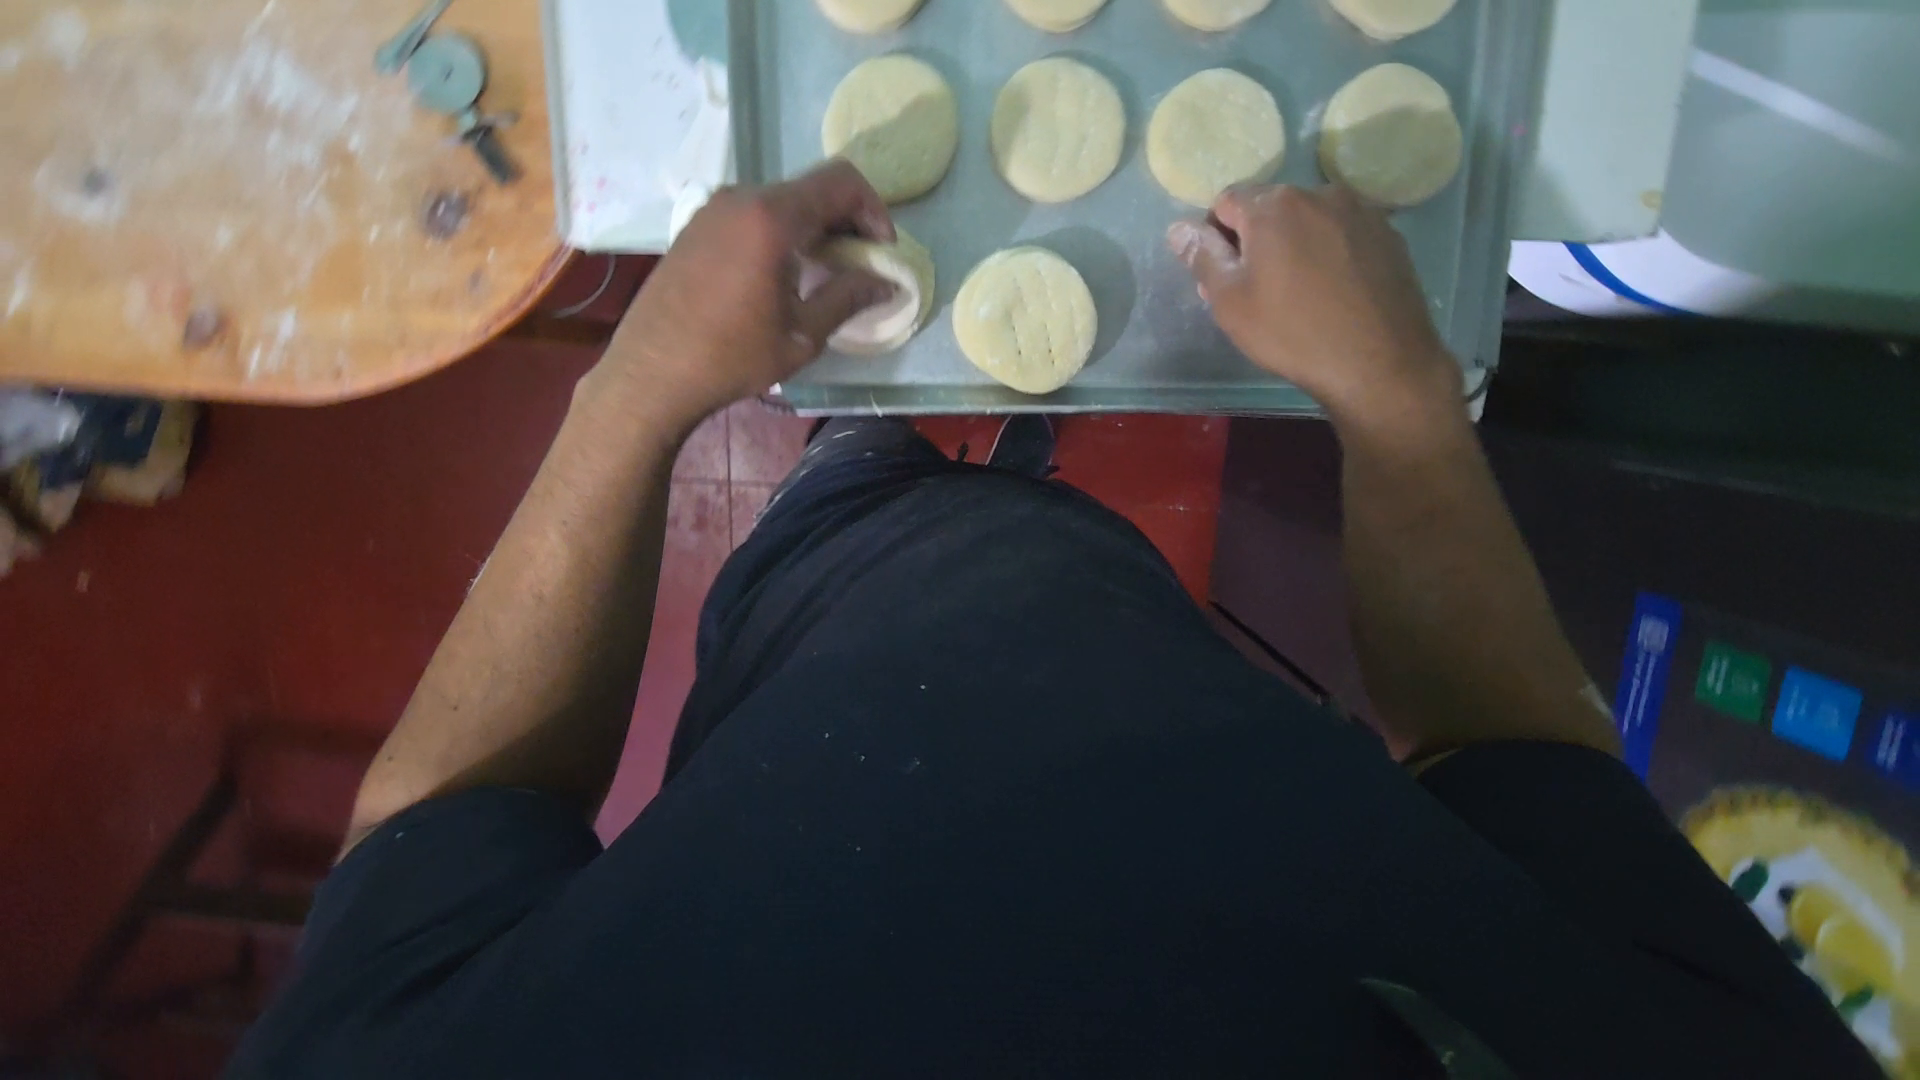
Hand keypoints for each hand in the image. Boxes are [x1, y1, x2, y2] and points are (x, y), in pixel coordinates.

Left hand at [595, 160, 898, 431]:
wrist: (652, 372)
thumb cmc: (732, 357)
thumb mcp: (803, 336)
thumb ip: (848, 298)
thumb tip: (887, 283)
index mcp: (771, 218)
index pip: (841, 181)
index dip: (874, 209)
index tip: (881, 250)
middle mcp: (741, 198)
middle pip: (811, 189)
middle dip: (845, 222)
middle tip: (859, 264)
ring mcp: (713, 210)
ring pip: (781, 202)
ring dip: (812, 229)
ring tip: (823, 273)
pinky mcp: (696, 227)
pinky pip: (752, 216)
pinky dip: (780, 234)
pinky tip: (782, 276)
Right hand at [1167, 184, 1461, 423]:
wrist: (1377, 361)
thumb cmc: (1290, 331)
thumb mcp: (1229, 301)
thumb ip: (1202, 256)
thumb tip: (1179, 228)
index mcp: (1274, 205)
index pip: (1226, 201)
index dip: (1215, 236)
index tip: (1220, 276)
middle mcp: (1319, 193)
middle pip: (1270, 208)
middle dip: (1254, 240)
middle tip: (1252, 291)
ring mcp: (1360, 211)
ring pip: (1308, 221)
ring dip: (1292, 246)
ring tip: (1295, 294)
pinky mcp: (1388, 235)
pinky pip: (1341, 235)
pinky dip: (1327, 254)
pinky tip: (1330, 293)